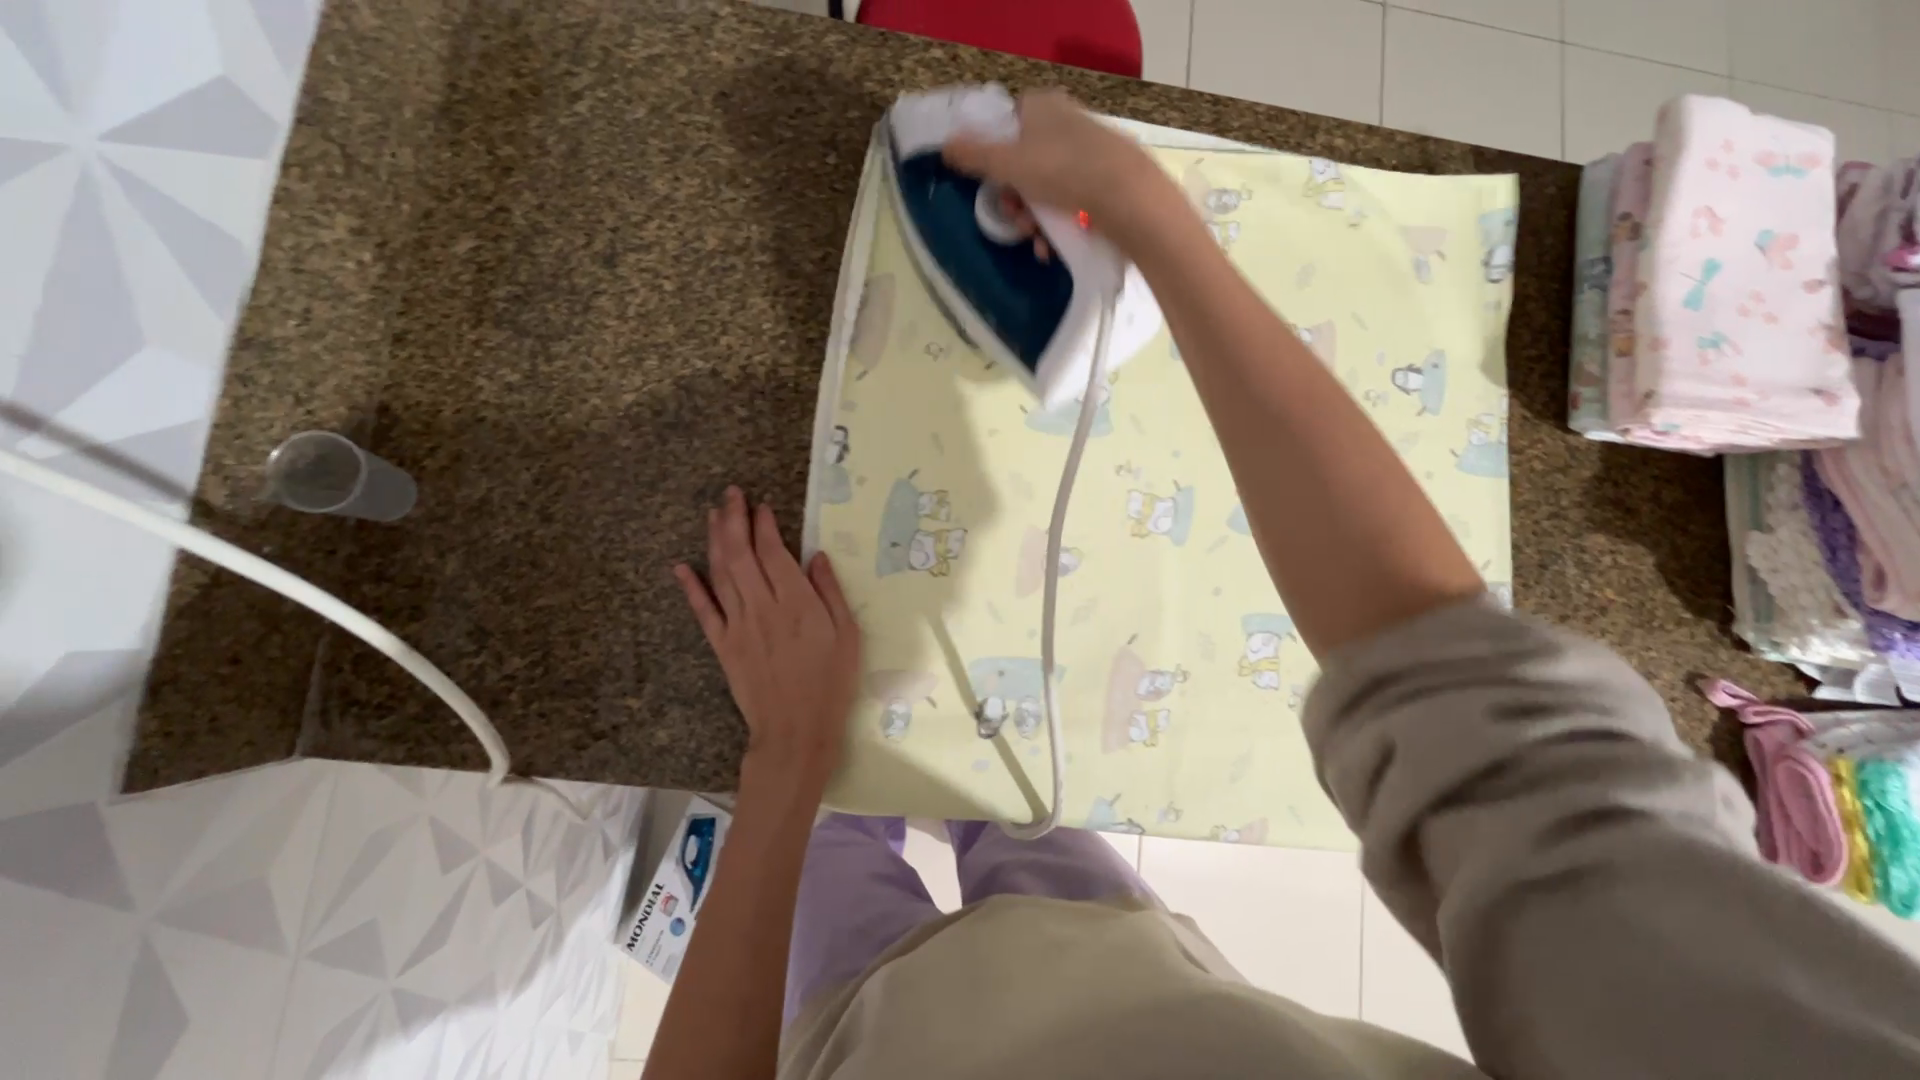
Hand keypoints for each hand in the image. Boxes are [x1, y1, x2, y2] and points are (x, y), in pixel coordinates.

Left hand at [674, 487, 860, 784]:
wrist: (796, 730)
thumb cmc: (831, 683)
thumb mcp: (848, 635)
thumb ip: (830, 592)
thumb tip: (816, 555)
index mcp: (796, 602)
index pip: (774, 553)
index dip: (765, 526)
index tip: (762, 506)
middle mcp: (762, 606)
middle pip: (741, 554)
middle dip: (734, 520)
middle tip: (731, 494)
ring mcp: (738, 625)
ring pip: (720, 573)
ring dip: (714, 541)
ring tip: (713, 515)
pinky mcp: (722, 645)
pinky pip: (703, 610)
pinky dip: (691, 586)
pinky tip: (681, 566)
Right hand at [942, 90, 1179, 237]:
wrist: (1127, 197)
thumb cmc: (1061, 171)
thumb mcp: (1008, 164)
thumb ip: (974, 155)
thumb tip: (946, 146)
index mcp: (1042, 106)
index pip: (1007, 123)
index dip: (994, 155)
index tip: (990, 184)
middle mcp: (1067, 122)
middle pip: (1025, 162)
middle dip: (1014, 198)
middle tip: (1014, 220)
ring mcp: (1090, 151)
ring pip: (1047, 187)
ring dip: (1033, 218)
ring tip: (1035, 240)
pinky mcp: (1107, 181)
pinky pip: (1072, 202)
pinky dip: (1058, 225)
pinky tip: (1052, 247)